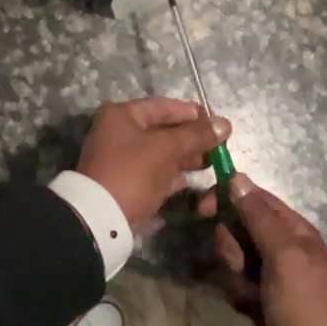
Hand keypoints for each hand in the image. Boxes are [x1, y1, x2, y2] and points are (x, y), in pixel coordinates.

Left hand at [77, 97, 230, 227]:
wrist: (102, 219)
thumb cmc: (133, 172)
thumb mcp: (166, 149)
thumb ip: (196, 135)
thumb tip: (225, 123)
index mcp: (122, 115)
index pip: (163, 106)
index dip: (192, 113)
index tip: (217, 122)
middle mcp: (119, 132)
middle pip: (163, 130)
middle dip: (191, 138)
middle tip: (219, 145)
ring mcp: (122, 159)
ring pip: (161, 153)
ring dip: (185, 157)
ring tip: (212, 163)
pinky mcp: (127, 183)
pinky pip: (155, 173)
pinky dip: (173, 175)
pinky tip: (192, 180)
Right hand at [201, 175, 326, 325]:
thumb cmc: (302, 301)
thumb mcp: (284, 254)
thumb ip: (259, 216)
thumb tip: (237, 177)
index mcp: (292, 228)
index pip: (253, 197)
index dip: (227, 198)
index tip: (204, 209)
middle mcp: (279, 244)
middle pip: (237, 225)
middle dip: (231, 245)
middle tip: (241, 264)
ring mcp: (267, 270)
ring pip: (232, 253)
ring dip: (234, 271)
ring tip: (250, 291)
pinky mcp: (256, 293)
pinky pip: (233, 278)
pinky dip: (236, 290)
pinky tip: (248, 305)